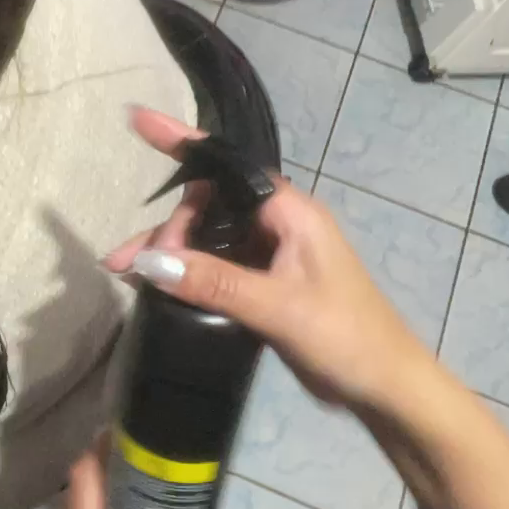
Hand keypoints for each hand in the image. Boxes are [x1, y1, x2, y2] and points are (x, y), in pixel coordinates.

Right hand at [104, 108, 443, 416]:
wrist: (384, 387)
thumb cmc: (347, 337)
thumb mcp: (279, 307)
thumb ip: (214, 282)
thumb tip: (149, 260)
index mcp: (290, 213)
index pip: (227, 166)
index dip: (181, 141)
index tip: (137, 120)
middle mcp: (276, 225)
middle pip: (206, 206)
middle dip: (165, 227)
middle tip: (133, 264)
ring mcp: (268, 255)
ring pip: (205, 238)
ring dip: (168, 253)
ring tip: (124, 273)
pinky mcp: (261, 284)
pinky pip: (212, 266)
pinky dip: (183, 274)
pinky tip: (156, 289)